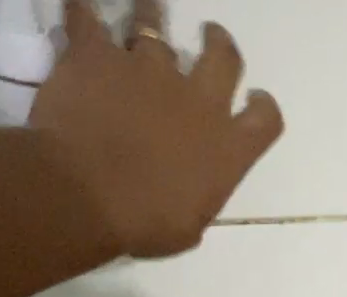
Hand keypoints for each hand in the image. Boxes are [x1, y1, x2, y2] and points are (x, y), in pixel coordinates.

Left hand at [30, 0, 282, 257]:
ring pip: (154, 23)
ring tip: (147, 9)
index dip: (262, 105)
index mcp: (230, 148)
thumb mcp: (191, 225)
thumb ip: (199, 196)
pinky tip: (80, 10)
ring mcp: (148, 70)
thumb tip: (190, 191)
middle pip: (223, 56)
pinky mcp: (96, 54)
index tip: (254, 98)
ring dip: (151, 14)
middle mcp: (199, 101)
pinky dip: (82, 11)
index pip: (266, 117)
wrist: (86, 194)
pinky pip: (86, 17)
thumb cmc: (147, 222)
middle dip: (218, 42)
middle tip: (210, 35)